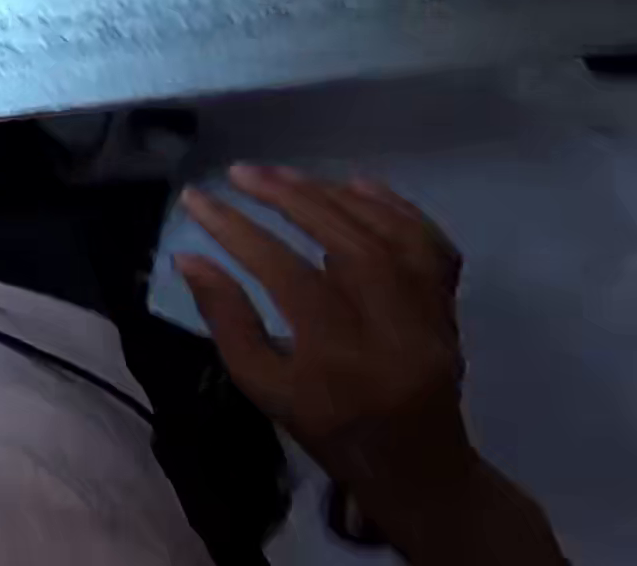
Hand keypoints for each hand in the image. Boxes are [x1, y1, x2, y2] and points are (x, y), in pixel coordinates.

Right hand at [177, 167, 475, 497]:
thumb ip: (224, 317)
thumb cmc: (320, 420)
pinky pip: (433, 250)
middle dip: (291, 200)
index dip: (238, 232)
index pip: (291, 277)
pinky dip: (395, 210)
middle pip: (356, 249)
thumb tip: (187, 256)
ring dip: (334, 197)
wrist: (415, 463)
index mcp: (345, 358)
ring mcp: (434, 319)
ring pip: (396, 241)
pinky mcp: (448, 309)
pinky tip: (353, 184)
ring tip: (281, 173)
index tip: (195, 199)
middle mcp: (401, 333)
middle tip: (240, 173)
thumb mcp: (257, 380)